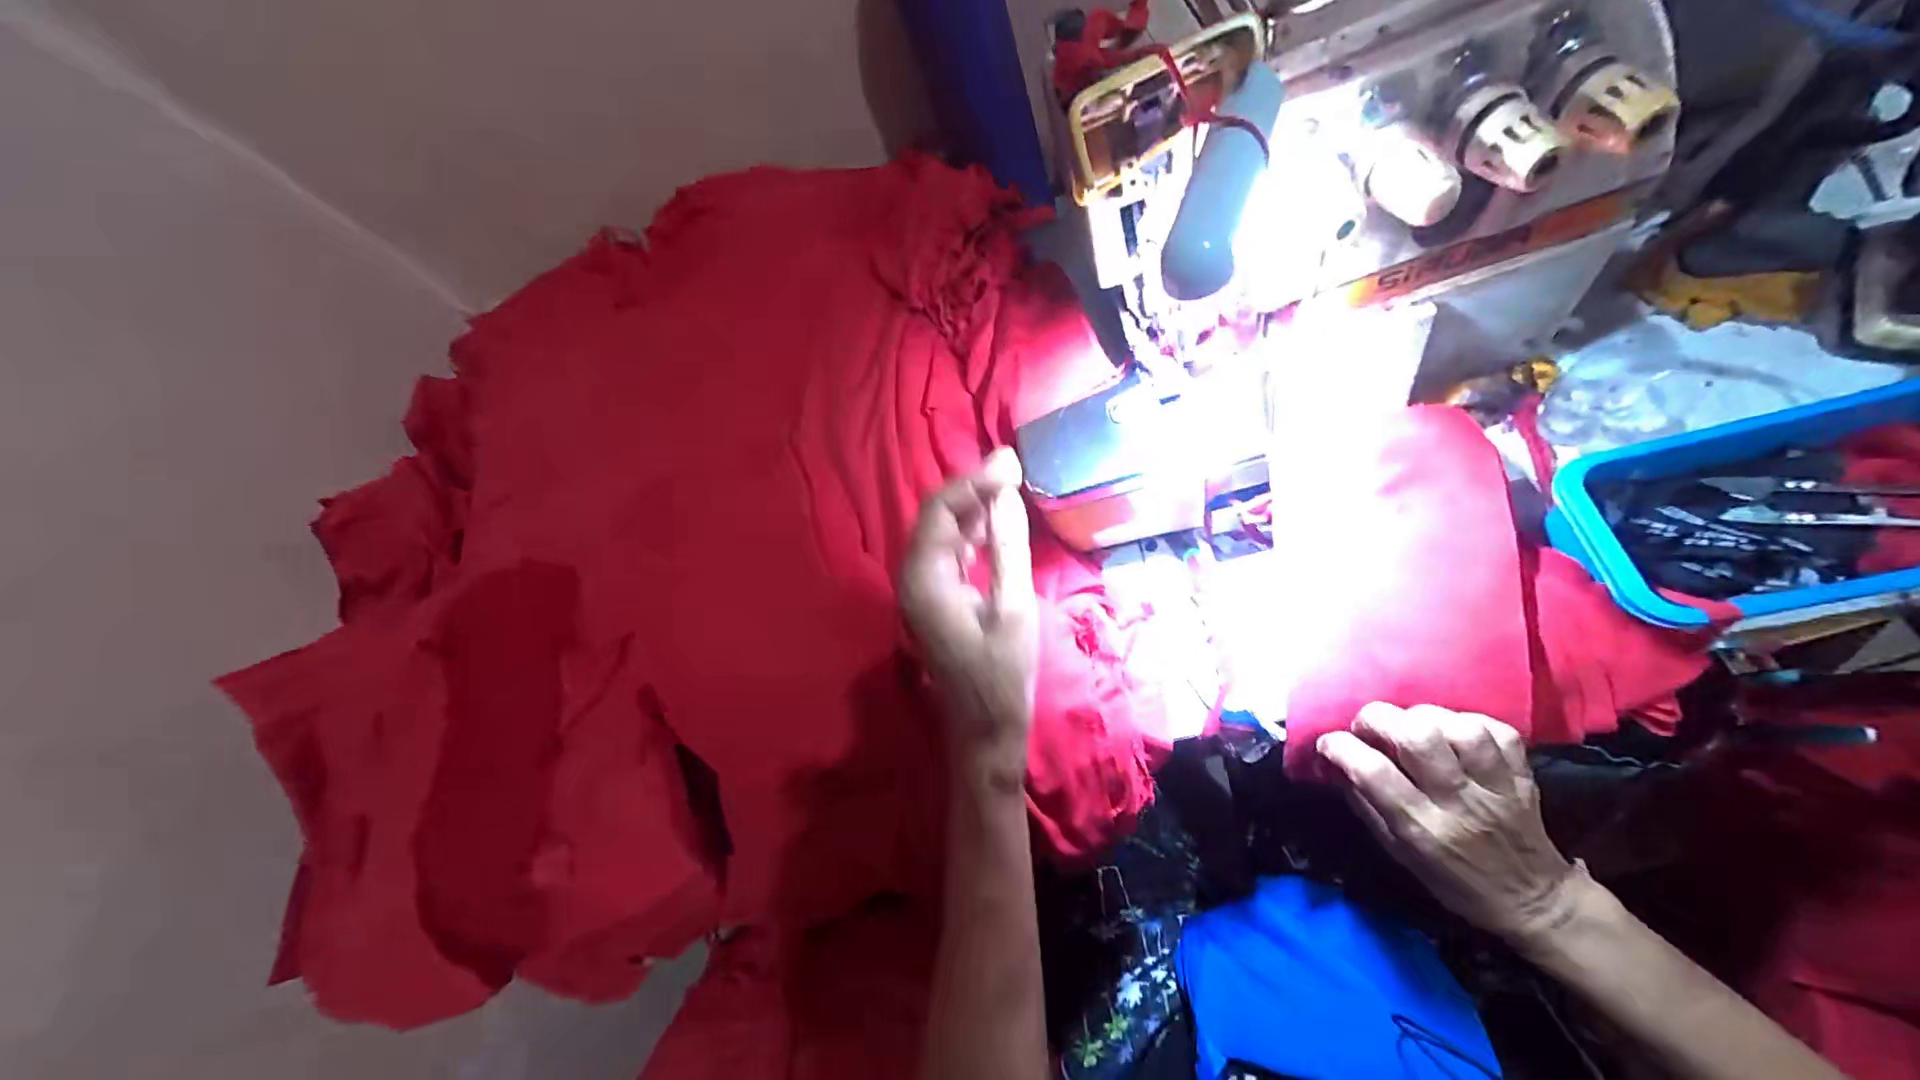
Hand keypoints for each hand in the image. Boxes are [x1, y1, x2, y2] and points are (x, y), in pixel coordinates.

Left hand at [900, 448, 1038, 775]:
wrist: (983, 730)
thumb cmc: (1003, 675)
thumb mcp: (1014, 607)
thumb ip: (1007, 545)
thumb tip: (1007, 491)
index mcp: (924, 580)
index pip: (939, 511)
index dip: (973, 481)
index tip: (1011, 463)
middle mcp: (911, 578)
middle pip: (935, 516)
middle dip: (973, 487)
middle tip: (1014, 465)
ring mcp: (919, 588)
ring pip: (941, 531)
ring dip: (973, 507)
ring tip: (1011, 484)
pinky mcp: (933, 597)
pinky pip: (948, 551)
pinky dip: (971, 532)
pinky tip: (997, 520)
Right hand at [1316, 702, 1586, 944]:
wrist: (1534, 902)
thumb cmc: (1453, 879)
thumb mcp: (1396, 851)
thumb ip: (1364, 802)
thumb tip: (1332, 762)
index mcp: (1420, 826)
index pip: (1371, 771)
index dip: (1339, 746)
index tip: (1329, 744)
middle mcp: (1457, 802)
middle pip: (1417, 736)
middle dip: (1379, 719)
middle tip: (1370, 728)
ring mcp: (1496, 788)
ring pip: (1459, 728)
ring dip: (1425, 717)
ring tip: (1414, 727)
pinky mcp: (1523, 777)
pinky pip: (1499, 731)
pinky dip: (1470, 721)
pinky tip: (1453, 732)